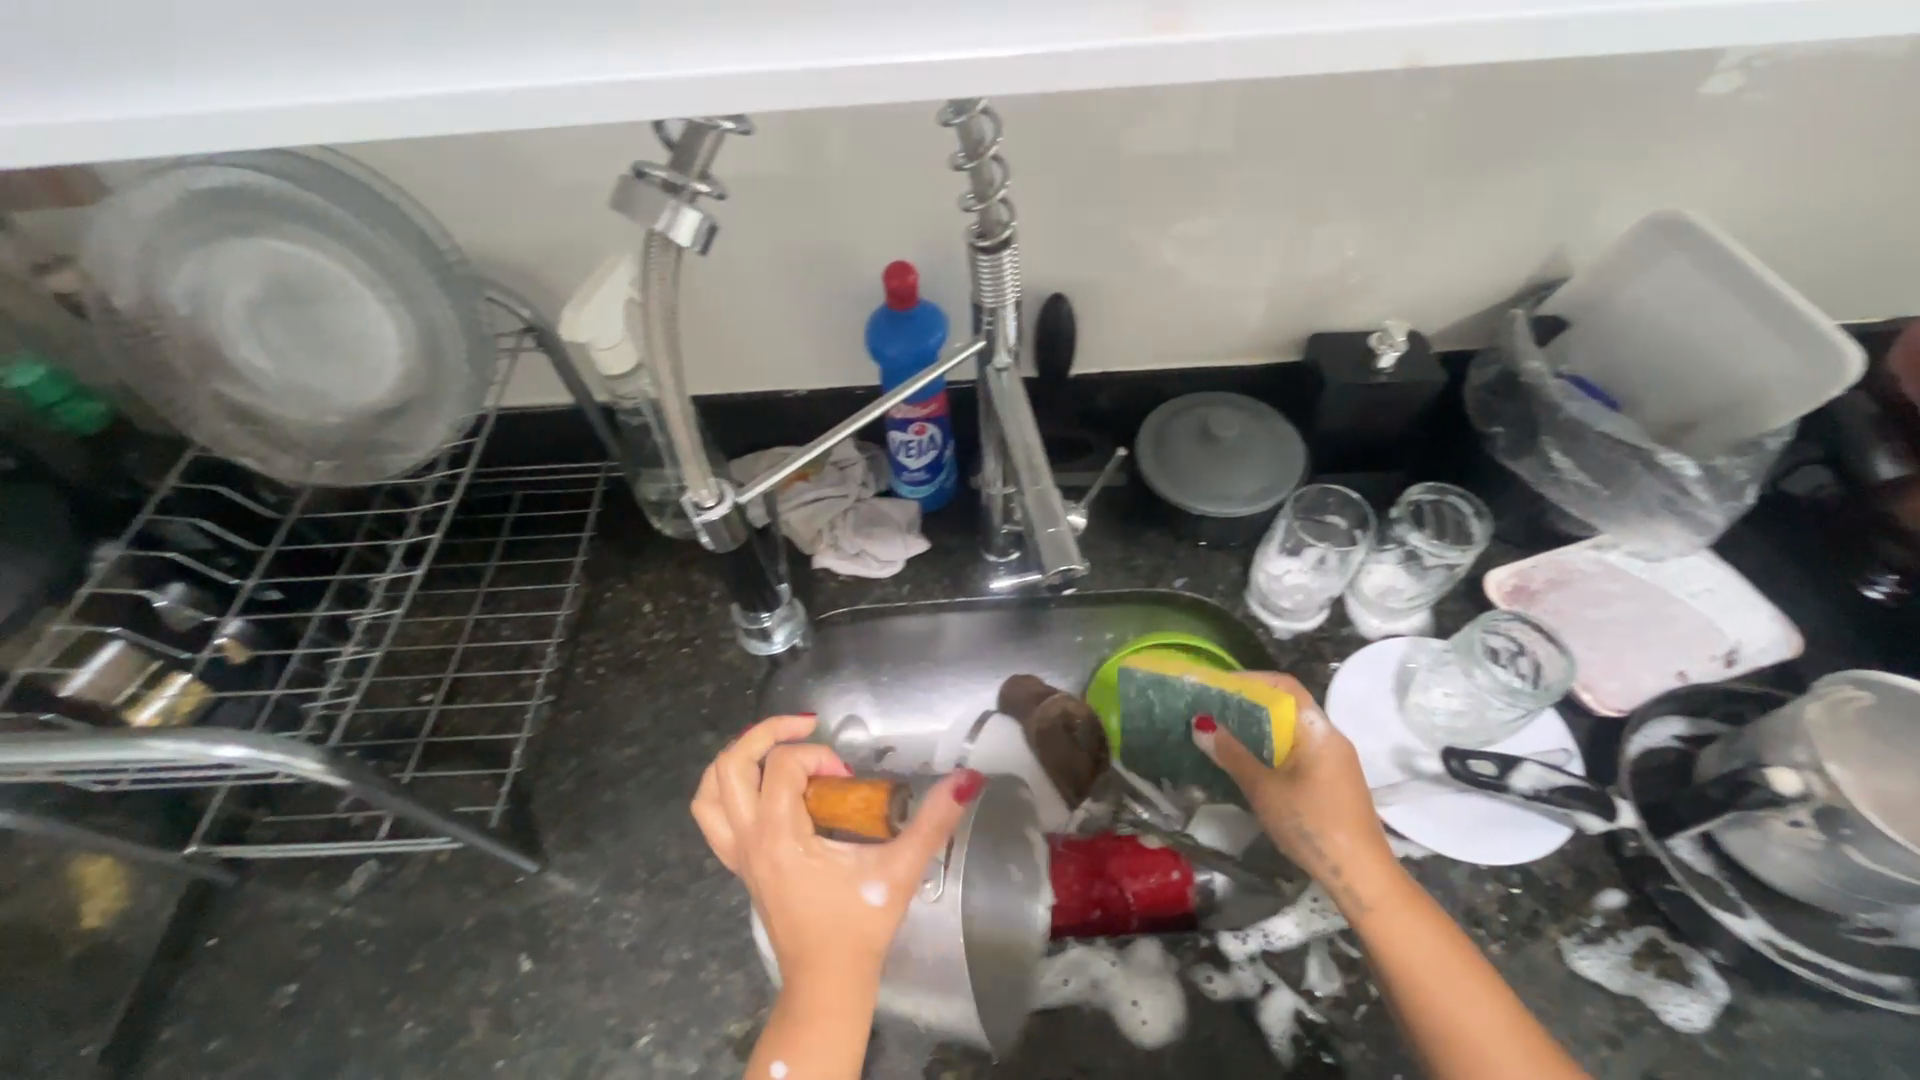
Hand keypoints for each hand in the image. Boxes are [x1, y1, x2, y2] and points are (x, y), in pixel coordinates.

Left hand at [690, 715, 981, 992]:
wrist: (828, 981)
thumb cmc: (859, 927)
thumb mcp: (900, 870)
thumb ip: (933, 821)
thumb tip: (968, 778)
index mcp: (780, 837)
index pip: (782, 766)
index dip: (817, 756)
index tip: (849, 776)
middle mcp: (749, 840)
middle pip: (731, 765)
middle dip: (766, 733)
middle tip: (807, 727)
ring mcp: (738, 854)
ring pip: (710, 788)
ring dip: (738, 756)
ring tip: (776, 747)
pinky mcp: (739, 864)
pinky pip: (711, 815)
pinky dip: (725, 789)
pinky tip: (758, 786)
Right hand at [1191, 674, 1397, 906]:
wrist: (1362, 874)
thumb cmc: (1312, 824)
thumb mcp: (1264, 789)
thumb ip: (1232, 755)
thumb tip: (1201, 725)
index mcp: (1317, 731)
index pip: (1284, 685)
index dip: (1250, 679)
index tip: (1217, 686)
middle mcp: (1330, 737)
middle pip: (1287, 705)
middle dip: (1249, 704)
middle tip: (1212, 711)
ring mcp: (1335, 759)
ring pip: (1292, 729)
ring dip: (1259, 728)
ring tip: (1223, 735)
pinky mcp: (1334, 780)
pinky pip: (1298, 749)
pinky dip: (1272, 747)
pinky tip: (1250, 763)